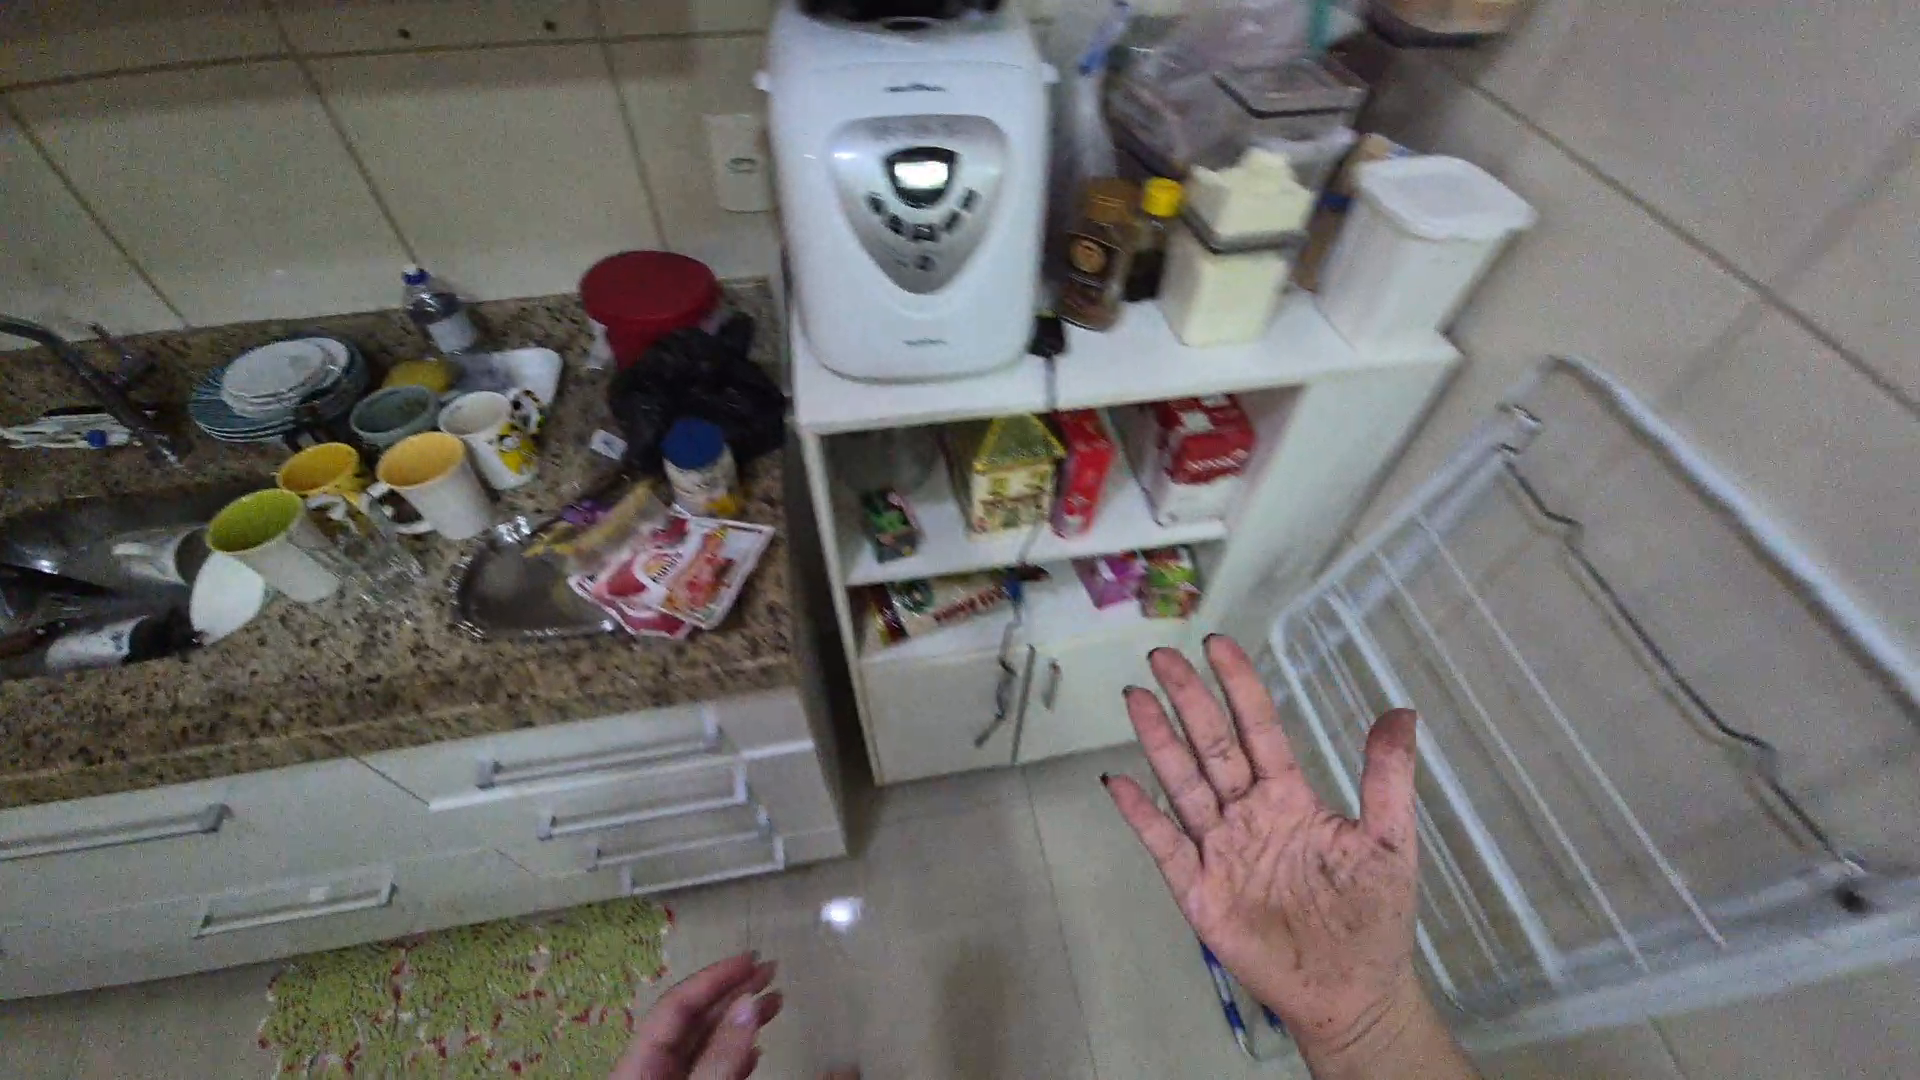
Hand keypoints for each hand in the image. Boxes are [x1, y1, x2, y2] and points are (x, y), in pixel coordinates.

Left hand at [610, 951, 782, 1079]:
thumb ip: (718, 1057)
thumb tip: (749, 1005)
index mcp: (639, 1062)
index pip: (677, 1003)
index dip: (714, 975)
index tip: (752, 956)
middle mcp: (652, 1068)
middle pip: (694, 1020)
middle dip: (734, 991)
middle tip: (771, 968)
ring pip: (707, 1044)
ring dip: (742, 1021)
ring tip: (776, 1001)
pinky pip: (710, 1072)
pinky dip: (734, 1058)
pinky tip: (757, 1049)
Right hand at [1104, 636, 1429, 1064]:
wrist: (1353, 995)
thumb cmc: (1370, 916)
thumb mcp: (1389, 843)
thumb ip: (1387, 780)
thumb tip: (1401, 711)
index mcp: (1287, 795)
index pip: (1257, 728)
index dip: (1239, 686)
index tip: (1216, 644)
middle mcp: (1245, 810)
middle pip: (1211, 744)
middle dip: (1188, 699)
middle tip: (1161, 657)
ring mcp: (1218, 846)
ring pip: (1182, 782)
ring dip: (1158, 741)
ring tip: (1136, 699)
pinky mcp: (1198, 887)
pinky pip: (1164, 843)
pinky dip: (1139, 813)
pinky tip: (1116, 782)